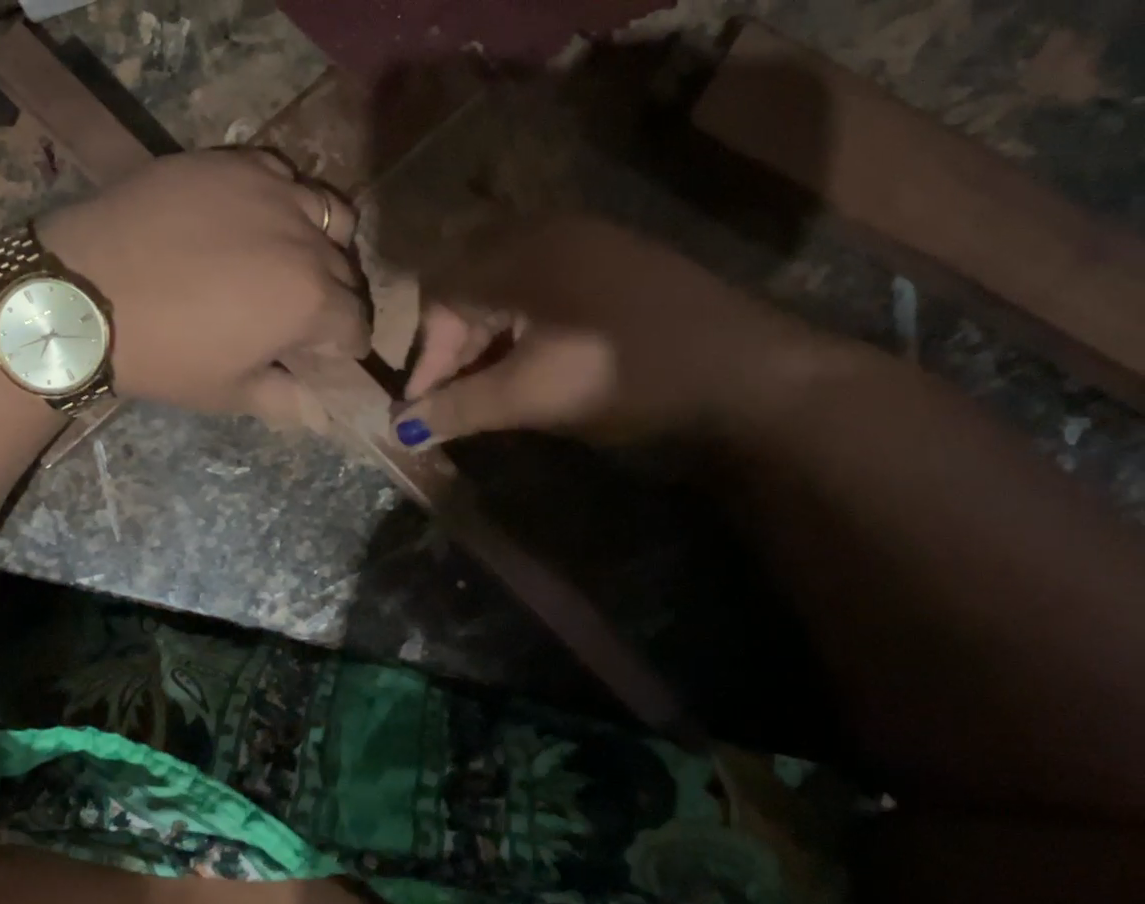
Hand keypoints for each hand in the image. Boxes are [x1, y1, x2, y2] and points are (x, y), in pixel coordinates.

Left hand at [35, 150, 366, 419]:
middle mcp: (304, 239)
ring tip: (286, 259)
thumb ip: (283, 400)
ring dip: (320, 242)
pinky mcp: (232, 162)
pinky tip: (253, 219)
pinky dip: (282, 198)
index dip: (341, 348)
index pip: (355, 325)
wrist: (82, 292)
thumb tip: (320, 415)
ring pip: (327, 212)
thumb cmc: (158, 355)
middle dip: (333, 298)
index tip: (319, 357)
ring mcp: (269, 191)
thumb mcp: (223, 392)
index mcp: (309, 302)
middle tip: (296, 316)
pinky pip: (282, 174)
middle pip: (345, 270)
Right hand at [390, 217, 821, 447]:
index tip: (422, 409)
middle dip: (451, 347)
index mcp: (521, 253)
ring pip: (505, 286)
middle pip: (468, 283)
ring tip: (488, 389)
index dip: (424, 356)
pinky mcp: (616, 261)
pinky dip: (520, 326)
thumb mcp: (528, 397)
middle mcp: (549, 231)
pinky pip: (541, 285)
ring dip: (485, 339)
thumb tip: (398, 430)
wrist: (748, 374)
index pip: (438, 293)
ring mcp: (589, 241)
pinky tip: (530, 363)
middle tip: (452, 399)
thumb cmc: (622, 376)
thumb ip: (456, 408)